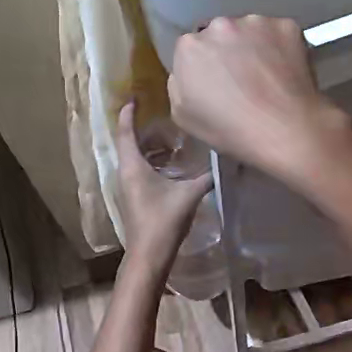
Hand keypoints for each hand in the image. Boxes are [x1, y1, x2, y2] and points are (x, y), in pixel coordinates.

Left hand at [116, 102, 213, 263]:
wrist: (149, 255)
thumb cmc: (164, 220)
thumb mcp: (189, 194)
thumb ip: (207, 177)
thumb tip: (225, 161)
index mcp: (132, 166)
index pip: (125, 131)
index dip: (128, 112)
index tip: (135, 96)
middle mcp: (126, 173)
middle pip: (129, 143)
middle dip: (142, 127)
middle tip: (160, 115)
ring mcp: (127, 187)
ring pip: (135, 158)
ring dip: (148, 146)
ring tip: (169, 137)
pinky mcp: (134, 198)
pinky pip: (139, 170)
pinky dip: (151, 161)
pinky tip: (170, 165)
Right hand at [168, 15, 351, 187]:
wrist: (284, 129)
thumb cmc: (229, 129)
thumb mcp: (182, 116)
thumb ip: (178, 84)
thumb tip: (187, 72)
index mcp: (189, 46)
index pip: (191, 49)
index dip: (204, 67)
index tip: (216, 84)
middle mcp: (220, 25)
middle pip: (220, 35)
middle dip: (227, 51)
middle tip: (242, 79)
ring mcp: (255, 22)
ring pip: (250, 31)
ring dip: (253, 46)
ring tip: (266, 76)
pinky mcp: (286, 26)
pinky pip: (278, 34)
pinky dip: (280, 47)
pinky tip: (285, 71)